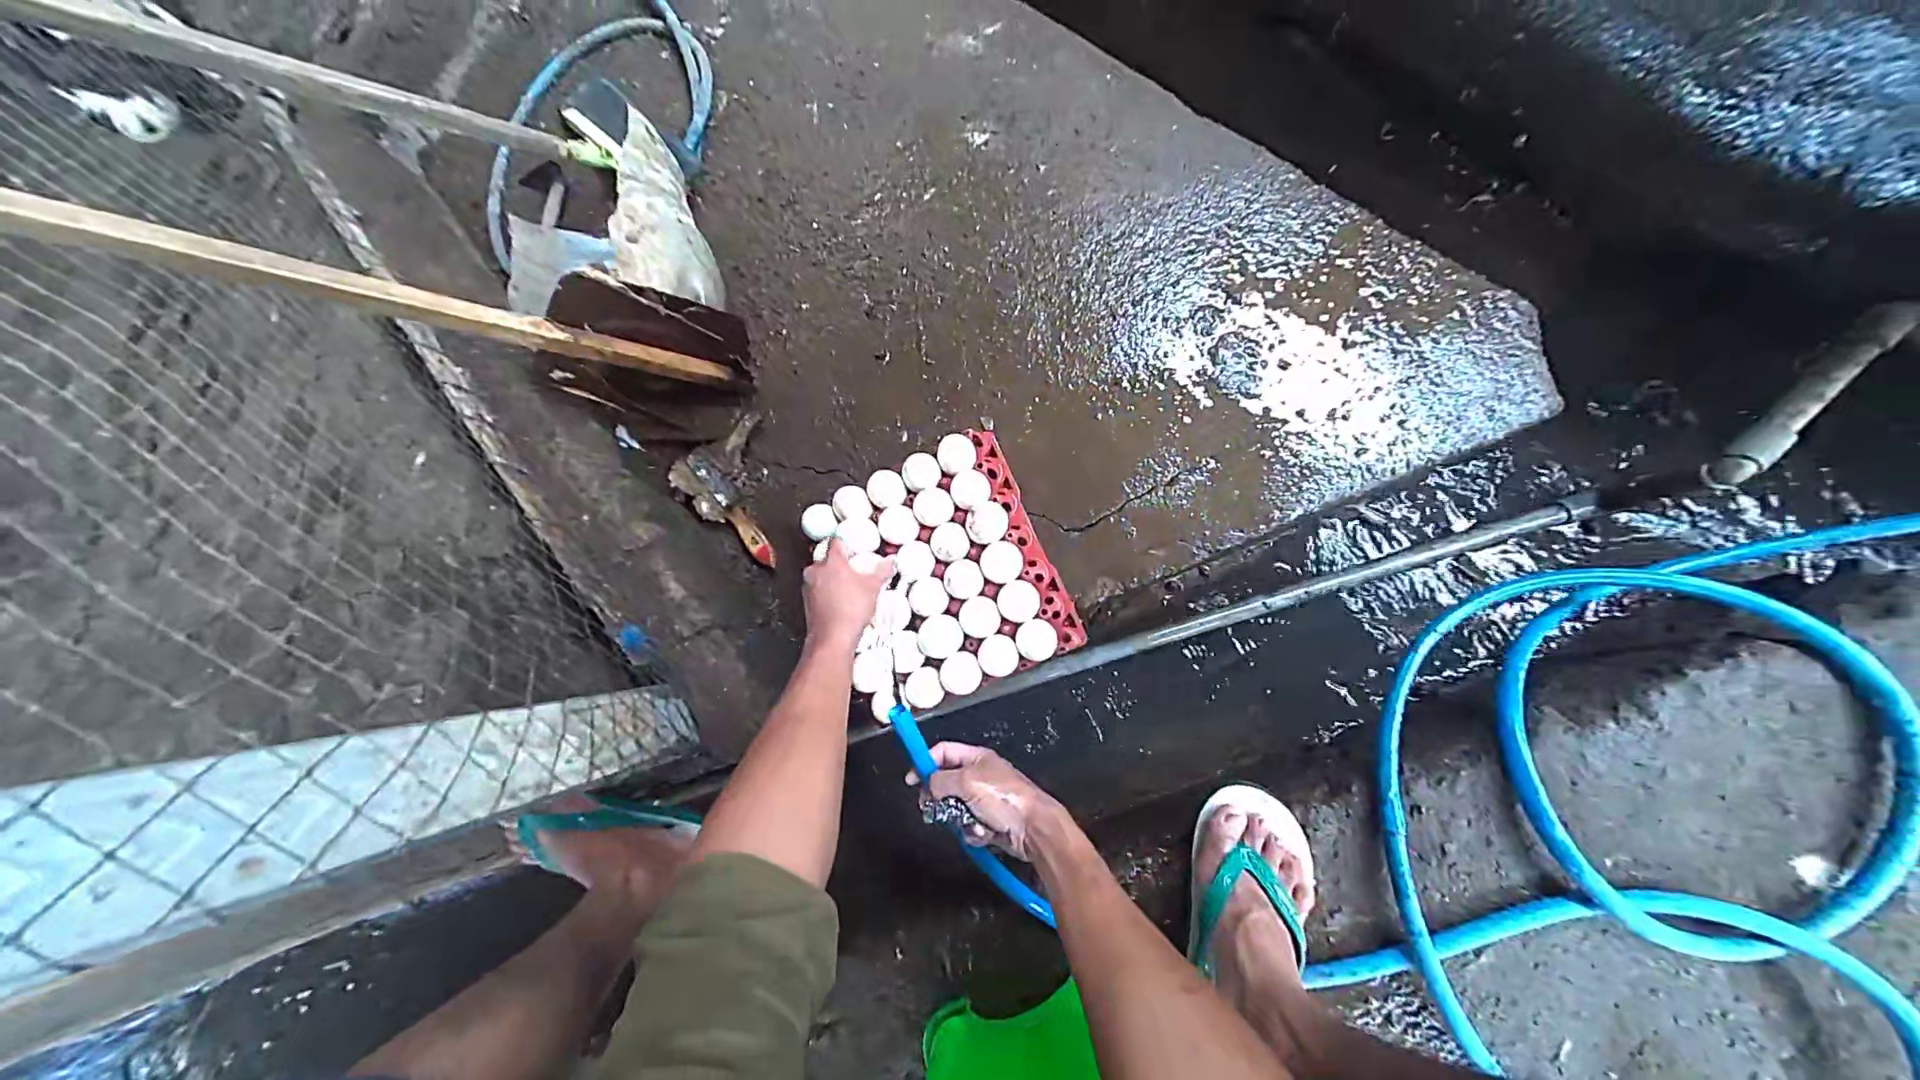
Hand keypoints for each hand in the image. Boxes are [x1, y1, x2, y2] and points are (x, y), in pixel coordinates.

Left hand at [802, 540, 893, 649]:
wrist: (832, 637)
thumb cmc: (852, 608)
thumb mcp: (873, 587)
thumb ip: (882, 571)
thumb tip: (890, 562)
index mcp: (832, 561)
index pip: (837, 542)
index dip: (847, 545)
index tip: (855, 550)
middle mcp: (816, 570)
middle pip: (828, 559)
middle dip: (840, 564)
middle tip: (855, 572)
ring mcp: (808, 586)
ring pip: (821, 575)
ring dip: (832, 579)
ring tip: (849, 589)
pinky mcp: (805, 602)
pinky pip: (817, 590)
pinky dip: (826, 593)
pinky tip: (840, 602)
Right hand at [906, 742, 1067, 861]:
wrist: (1033, 829)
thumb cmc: (1008, 799)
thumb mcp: (967, 782)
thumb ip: (941, 780)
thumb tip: (927, 784)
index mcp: (976, 758)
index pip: (943, 752)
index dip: (925, 762)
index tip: (912, 778)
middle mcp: (979, 776)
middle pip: (945, 782)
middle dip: (939, 797)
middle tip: (933, 806)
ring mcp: (984, 800)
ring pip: (954, 808)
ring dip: (958, 817)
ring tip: (971, 820)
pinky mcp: (988, 821)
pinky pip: (967, 825)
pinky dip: (972, 830)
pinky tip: (984, 831)